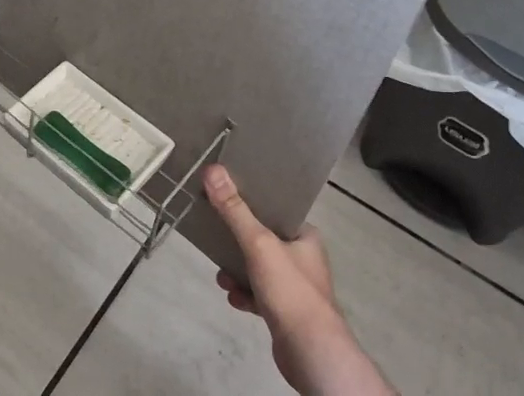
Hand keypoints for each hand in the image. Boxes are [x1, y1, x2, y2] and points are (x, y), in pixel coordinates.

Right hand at [204, 165, 394, 395]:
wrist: (311, 353)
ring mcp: (296, 288)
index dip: (251, 206)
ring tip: (222, 277)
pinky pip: (259, 295)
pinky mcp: (286, 313)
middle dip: (237, 243)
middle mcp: (303, 259)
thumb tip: (212, 169)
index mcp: (305, 237)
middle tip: (216, 241)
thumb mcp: (259, 243)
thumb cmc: (290, 290)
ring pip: (258, 269)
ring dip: (237, 271)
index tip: (225, 203)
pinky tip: (234, 299)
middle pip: (263, 240)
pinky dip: (245, 295)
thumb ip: (235, 209)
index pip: (275, 212)